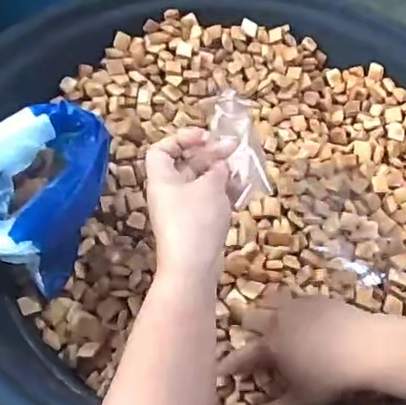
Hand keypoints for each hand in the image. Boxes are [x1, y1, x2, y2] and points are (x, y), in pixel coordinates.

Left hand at [144, 128, 236, 280]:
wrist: (192, 267)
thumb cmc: (196, 220)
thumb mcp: (210, 187)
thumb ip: (217, 170)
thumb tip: (221, 165)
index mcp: (162, 179)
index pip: (162, 150)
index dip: (181, 139)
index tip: (205, 138)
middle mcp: (169, 193)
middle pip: (186, 165)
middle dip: (210, 155)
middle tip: (233, 148)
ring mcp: (183, 211)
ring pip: (202, 184)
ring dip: (221, 174)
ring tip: (242, 169)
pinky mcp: (196, 226)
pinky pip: (210, 202)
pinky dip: (225, 194)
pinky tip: (244, 190)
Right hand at [217, 295, 393, 404]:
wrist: (366, 346)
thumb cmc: (330, 378)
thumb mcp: (302, 400)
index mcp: (270, 345)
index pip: (242, 356)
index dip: (229, 364)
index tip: (218, 368)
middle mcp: (278, 320)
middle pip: (251, 318)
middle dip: (246, 327)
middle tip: (249, 336)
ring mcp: (298, 305)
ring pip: (272, 301)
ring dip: (267, 309)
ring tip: (271, 318)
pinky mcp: (317, 298)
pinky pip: (296, 298)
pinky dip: (292, 305)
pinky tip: (300, 313)